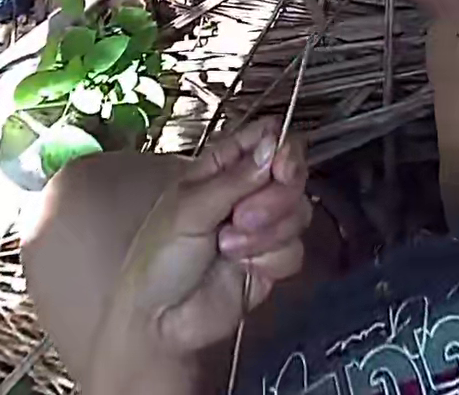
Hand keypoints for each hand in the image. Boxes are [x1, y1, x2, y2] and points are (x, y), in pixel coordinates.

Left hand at [90, 119, 308, 388]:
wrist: (159, 321)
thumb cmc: (160, 253)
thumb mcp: (190, 208)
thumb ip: (235, 179)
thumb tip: (272, 146)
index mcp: (224, 163)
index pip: (267, 136)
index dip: (282, 145)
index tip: (282, 165)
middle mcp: (249, 188)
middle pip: (293, 172)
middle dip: (275, 197)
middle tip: (242, 217)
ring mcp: (264, 224)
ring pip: (298, 211)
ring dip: (267, 232)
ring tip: (228, 246)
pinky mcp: (273, 260)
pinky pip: (295, 249)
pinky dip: (270, 259)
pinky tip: (241, 266)